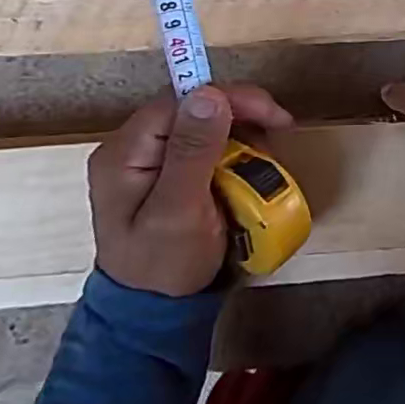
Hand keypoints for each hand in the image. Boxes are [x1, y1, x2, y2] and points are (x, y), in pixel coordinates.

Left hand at [87, 83, 295, 295]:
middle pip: (195, 106)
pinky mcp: (173, 170)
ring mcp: (153, 159)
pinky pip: (212, 142)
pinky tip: (255, 163)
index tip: (271, 114)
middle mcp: (135, 148)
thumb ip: (193, 152)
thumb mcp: (180, 211)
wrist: (156, 310)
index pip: (179, 102)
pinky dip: (240, 146)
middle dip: (242, 113)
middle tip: (280, 130)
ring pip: (208, 121)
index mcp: (124, 153)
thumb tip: (209, 93)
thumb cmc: (165, 265)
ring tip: (268, 154)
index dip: (228, 98)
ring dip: (245, 130)